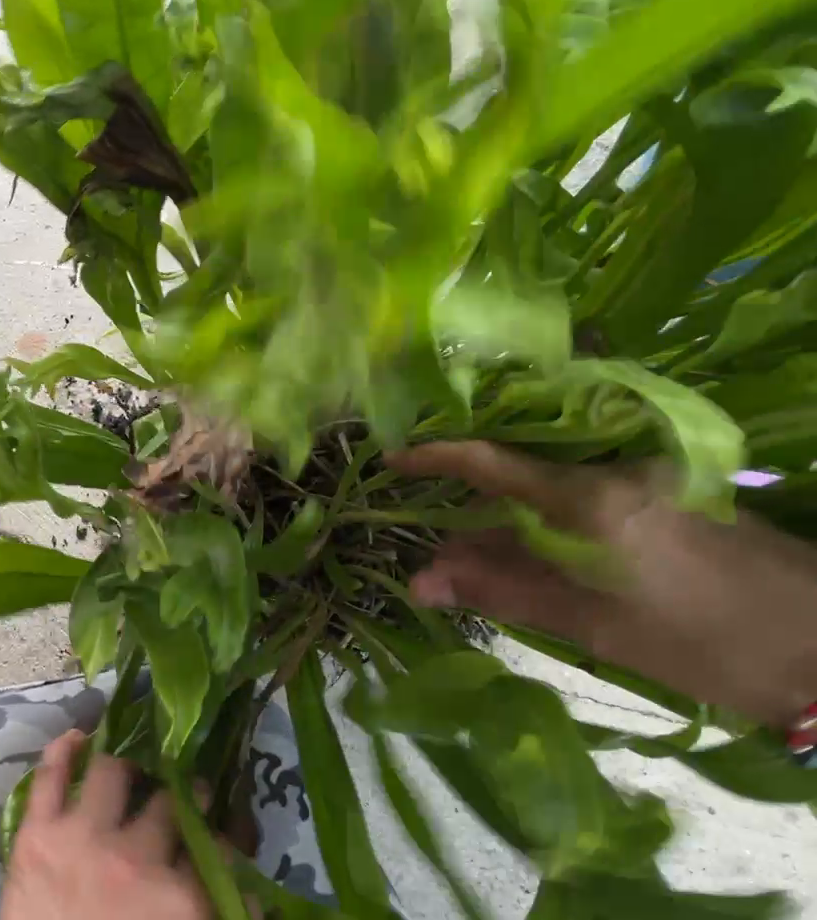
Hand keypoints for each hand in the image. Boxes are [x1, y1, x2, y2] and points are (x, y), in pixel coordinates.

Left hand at [2, 730, 215, 919]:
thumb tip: (254, 894)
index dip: (227, 831)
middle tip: (186, 783)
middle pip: (170, 805)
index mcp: (185, 903)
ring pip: (112, 774)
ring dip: (127, 763)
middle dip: (184, 790)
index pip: (221, 850)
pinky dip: (63, 749)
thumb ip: (227, 917)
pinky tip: (76, 737)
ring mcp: (84, 838)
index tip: (227, 819)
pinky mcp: (37, 833)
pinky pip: (49, 776)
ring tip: (134, 760)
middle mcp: (139, 859)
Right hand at [389, 441, 816, 726]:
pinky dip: (544, 525)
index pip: (489, 460)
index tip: (389, 459)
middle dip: (466, 510)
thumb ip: (501, 592)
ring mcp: (646, 483)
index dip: (433, 456)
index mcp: (590, 500)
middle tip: (434, 548)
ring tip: (475, 564)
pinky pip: (581, 499)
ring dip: (505, 524)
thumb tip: (417, 581)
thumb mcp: (597, 626)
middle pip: (514, 476)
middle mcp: (614, 476)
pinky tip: (531, 558)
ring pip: (546, 490)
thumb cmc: (710, 644)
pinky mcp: (668, 498)